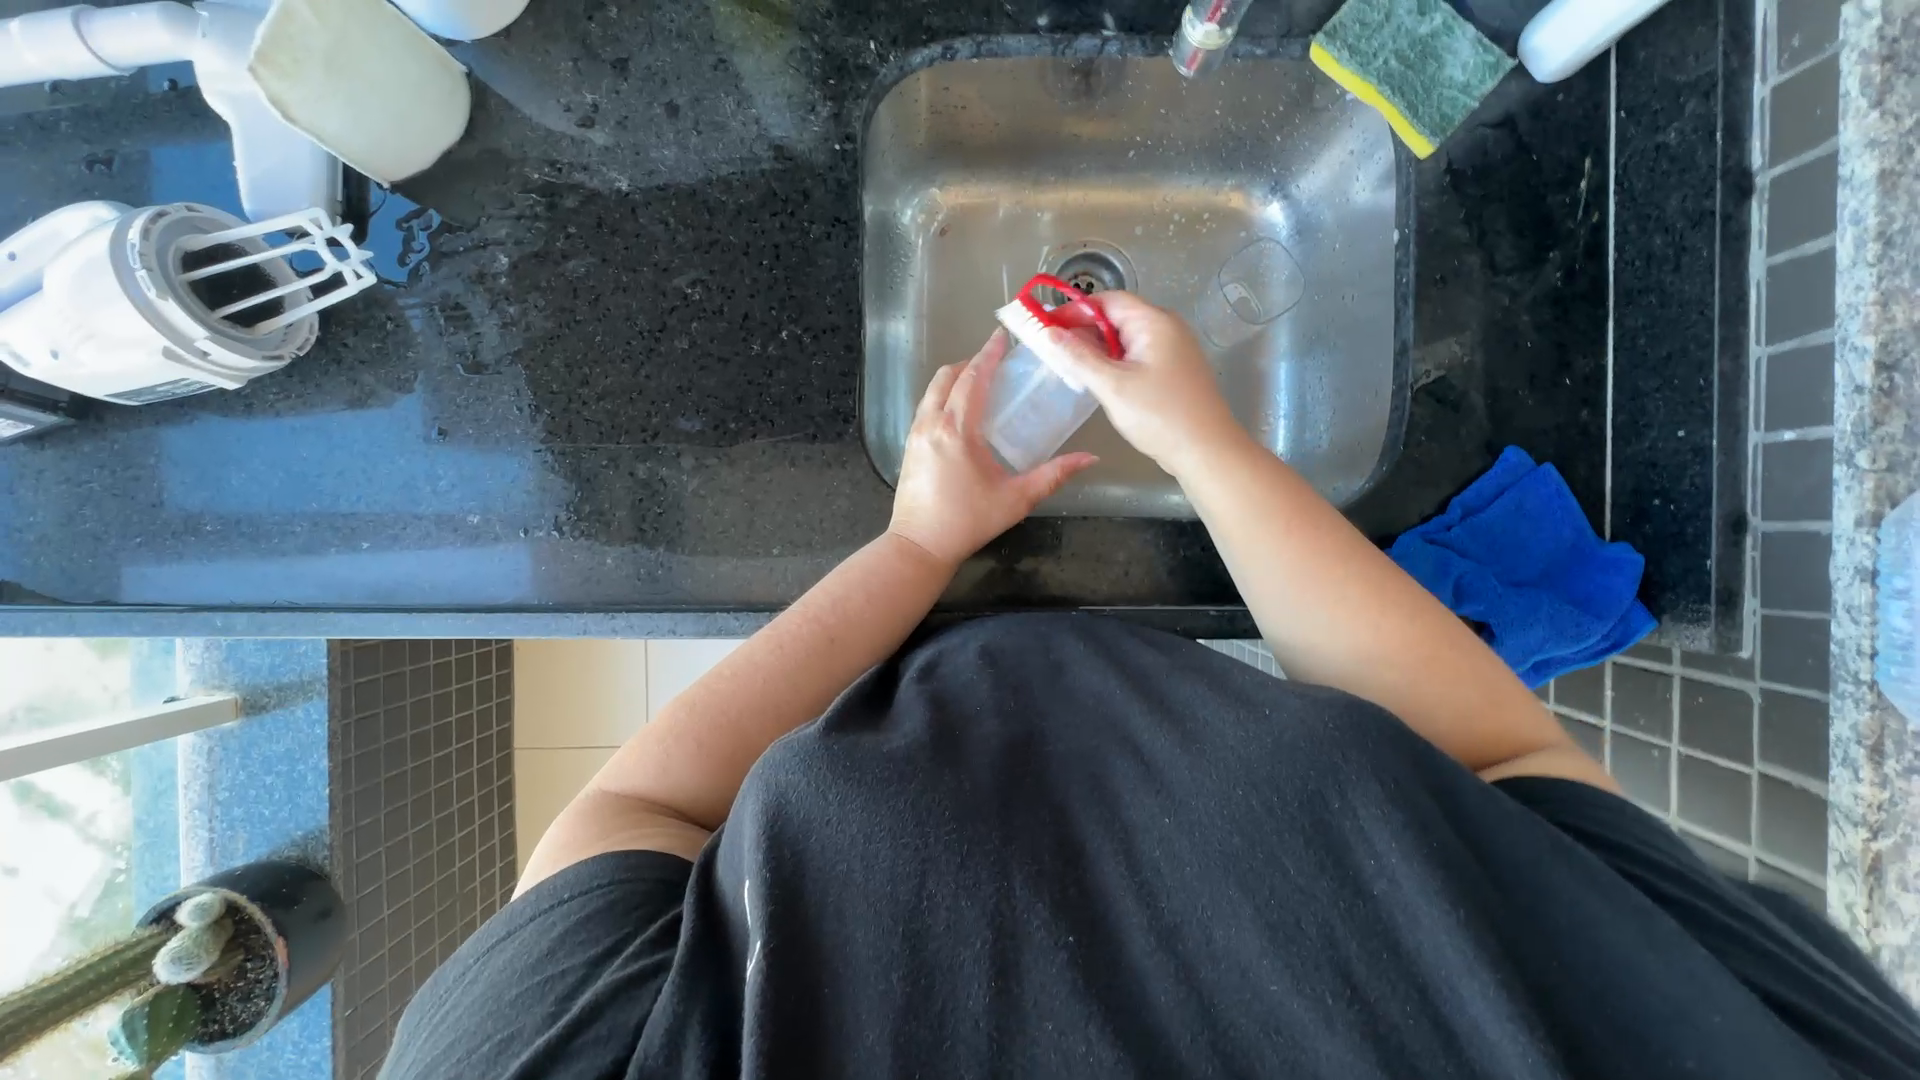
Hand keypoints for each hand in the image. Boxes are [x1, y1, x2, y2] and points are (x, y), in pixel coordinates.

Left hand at [888, 329, 1098, 567]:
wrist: (919, 546)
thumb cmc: (968, 522)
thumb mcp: (1016, 499)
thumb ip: (1053, 476)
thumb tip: (1089, 458)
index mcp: (957, 430)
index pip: (973, 379)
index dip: (988, 355)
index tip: (1001, 337)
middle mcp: (931, 424)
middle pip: (946, 378)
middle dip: (969, 363)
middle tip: (993, 361)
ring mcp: (915, 435)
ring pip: (931, 392)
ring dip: (953, 380)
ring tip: (977, 383)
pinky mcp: (908, 448)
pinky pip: (925, 409)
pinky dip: (941, 398)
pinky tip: (958, 413)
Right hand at [1043, 291, 1246, 477]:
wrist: (1206, 450)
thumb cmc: (1159, 415)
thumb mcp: (1113, 386)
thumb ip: (1079, 357)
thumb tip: (1050, 332)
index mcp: (1154, 321)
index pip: (1108, 300)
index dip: (1075, 310)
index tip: (1046, 326)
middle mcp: (1166, 327)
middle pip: (1117, 317)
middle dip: (1084, 330)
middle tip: (1053, 350)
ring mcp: (1172, 349)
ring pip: (1126, 339)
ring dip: (1097, 349)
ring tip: (1069, 366)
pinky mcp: (1172, 370)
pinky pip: (1137, 356)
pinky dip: (1114, 362)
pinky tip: (1097, 379)